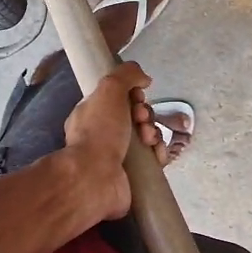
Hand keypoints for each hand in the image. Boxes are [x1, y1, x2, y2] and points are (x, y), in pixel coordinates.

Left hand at [62, 61, 161, 220]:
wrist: (96, 178)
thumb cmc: (99, 131)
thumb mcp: (109, 89)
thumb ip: (127, 74)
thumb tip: (144, 78)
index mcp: (92, 114)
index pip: (118, 98)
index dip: (133, 94)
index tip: (137, 97)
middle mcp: (104, 134)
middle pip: (136, 116)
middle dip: (145, 114)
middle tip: (141, 120)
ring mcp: (119, 156)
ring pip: (147, 137)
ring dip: (154, 133)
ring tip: (148, 139)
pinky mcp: (134, 175)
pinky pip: (153, 159)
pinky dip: (159, 153)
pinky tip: (157, 154)